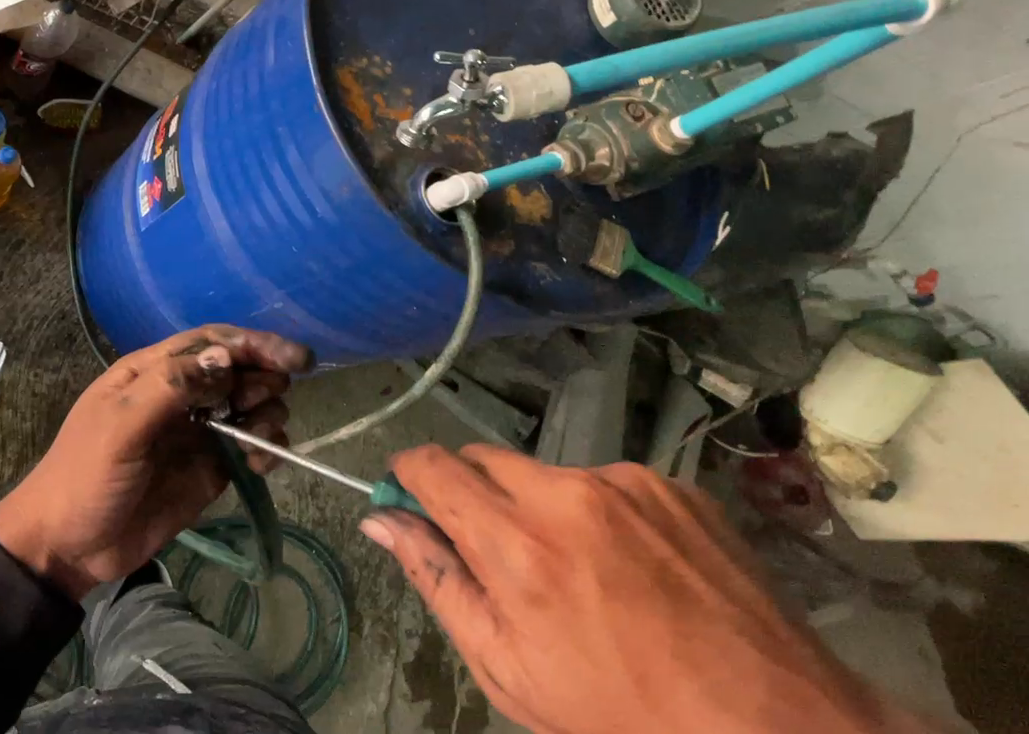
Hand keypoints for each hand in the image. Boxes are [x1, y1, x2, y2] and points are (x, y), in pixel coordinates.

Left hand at [0, 326, 310, 599]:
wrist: (70, 545)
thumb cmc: (86, 475)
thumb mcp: (121, 426)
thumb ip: (172, 387)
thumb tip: (227, 356)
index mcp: (149, 373)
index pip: (209, 343)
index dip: (252, 344)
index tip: (296, 358)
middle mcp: (177, 396)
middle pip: (235, 371)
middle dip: (262, 379)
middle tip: (264, 403)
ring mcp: (195, 433)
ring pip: (247, 406)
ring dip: (265, 414)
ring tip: (257, 438)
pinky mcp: (208, 469)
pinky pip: (248, 447)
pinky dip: (264, 448)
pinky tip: (260, 463)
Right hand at [362, 445, 927, 733]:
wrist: (782, 732)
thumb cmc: (621, 715)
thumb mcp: (507, 669)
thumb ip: (436, 580)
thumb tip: (381, 521)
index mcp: (515, 545)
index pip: (429, 465)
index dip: (408, 477)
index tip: (412, 504)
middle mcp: (563, 494)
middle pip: (479, 457)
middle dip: (471, 493)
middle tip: (497, 552)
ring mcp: (624, 483)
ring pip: (542, 471)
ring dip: (536, 504)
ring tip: (580, 569)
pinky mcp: (673, 486)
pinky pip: (603, 481)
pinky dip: (595, 510)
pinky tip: (632, 565)